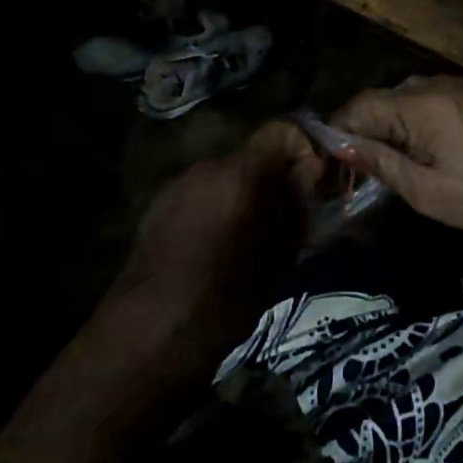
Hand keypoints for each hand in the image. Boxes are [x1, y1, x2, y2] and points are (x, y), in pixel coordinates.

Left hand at [105, 122, 322, 361]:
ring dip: (244, 197)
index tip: (312, 186)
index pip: (281, 131)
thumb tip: (309, 184)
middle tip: (287, 219)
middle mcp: (207, 167)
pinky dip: (217, 209)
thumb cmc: (225, 298)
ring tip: (250, 238)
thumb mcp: (279, 258)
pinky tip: (215, 248)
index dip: (303, 151)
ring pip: (226, 178)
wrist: (150, 331)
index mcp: (240, 174)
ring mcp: (178, 184)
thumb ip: (297, 210)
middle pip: (252, 157)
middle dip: (274, 181)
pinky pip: (201, 195)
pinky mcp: (158, 206)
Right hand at [330, 76, 462, 234]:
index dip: (338, 133)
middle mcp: (429, 84)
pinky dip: (411, 126)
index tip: (334, 166)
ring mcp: (452, 86)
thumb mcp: (427, 191)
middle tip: (356, 173)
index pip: (356, 106)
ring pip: (400, 101)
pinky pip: (423, 104)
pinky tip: (417, 154)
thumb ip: (379, 162)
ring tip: (385, 167)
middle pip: (377, 101)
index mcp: (416, 104)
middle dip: (361, 132)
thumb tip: (340, 145)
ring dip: (387, 130)